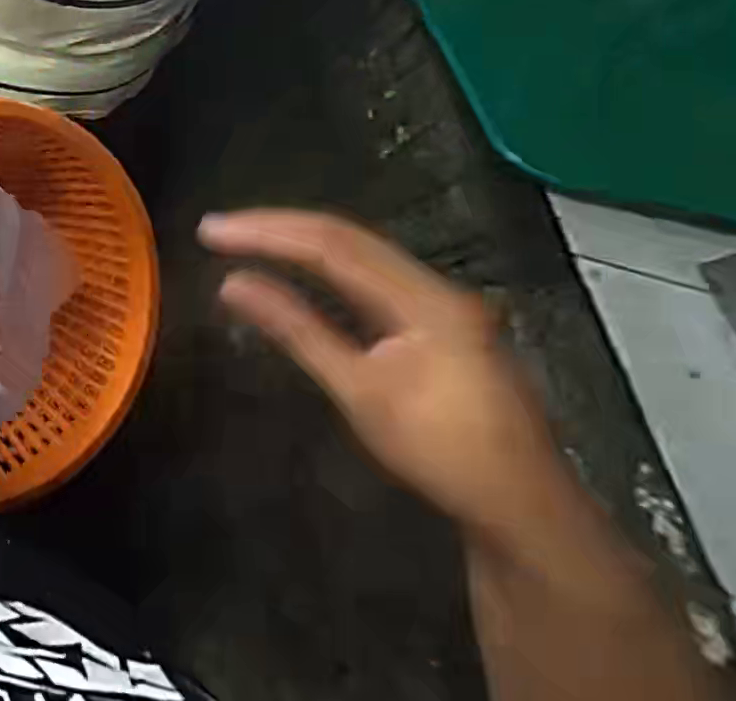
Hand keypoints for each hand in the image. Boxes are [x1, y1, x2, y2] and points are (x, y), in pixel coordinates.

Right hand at [199, 210, 573, 539]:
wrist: (525, 508)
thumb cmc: (440, 451)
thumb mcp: (357, 389)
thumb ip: (295, 328)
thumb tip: (231, 283)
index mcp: (424, 301)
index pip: (330, 246)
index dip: (265, 233)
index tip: (210, 232)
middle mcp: (434, 288)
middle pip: (344, 238)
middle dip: (275, 227)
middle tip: (214, 228)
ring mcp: (438, 302)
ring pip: (356, 251)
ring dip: (295, 239)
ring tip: (241, 236)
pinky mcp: (432, 318)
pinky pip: (364, 272)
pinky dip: (318, 260)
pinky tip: (292, 262)